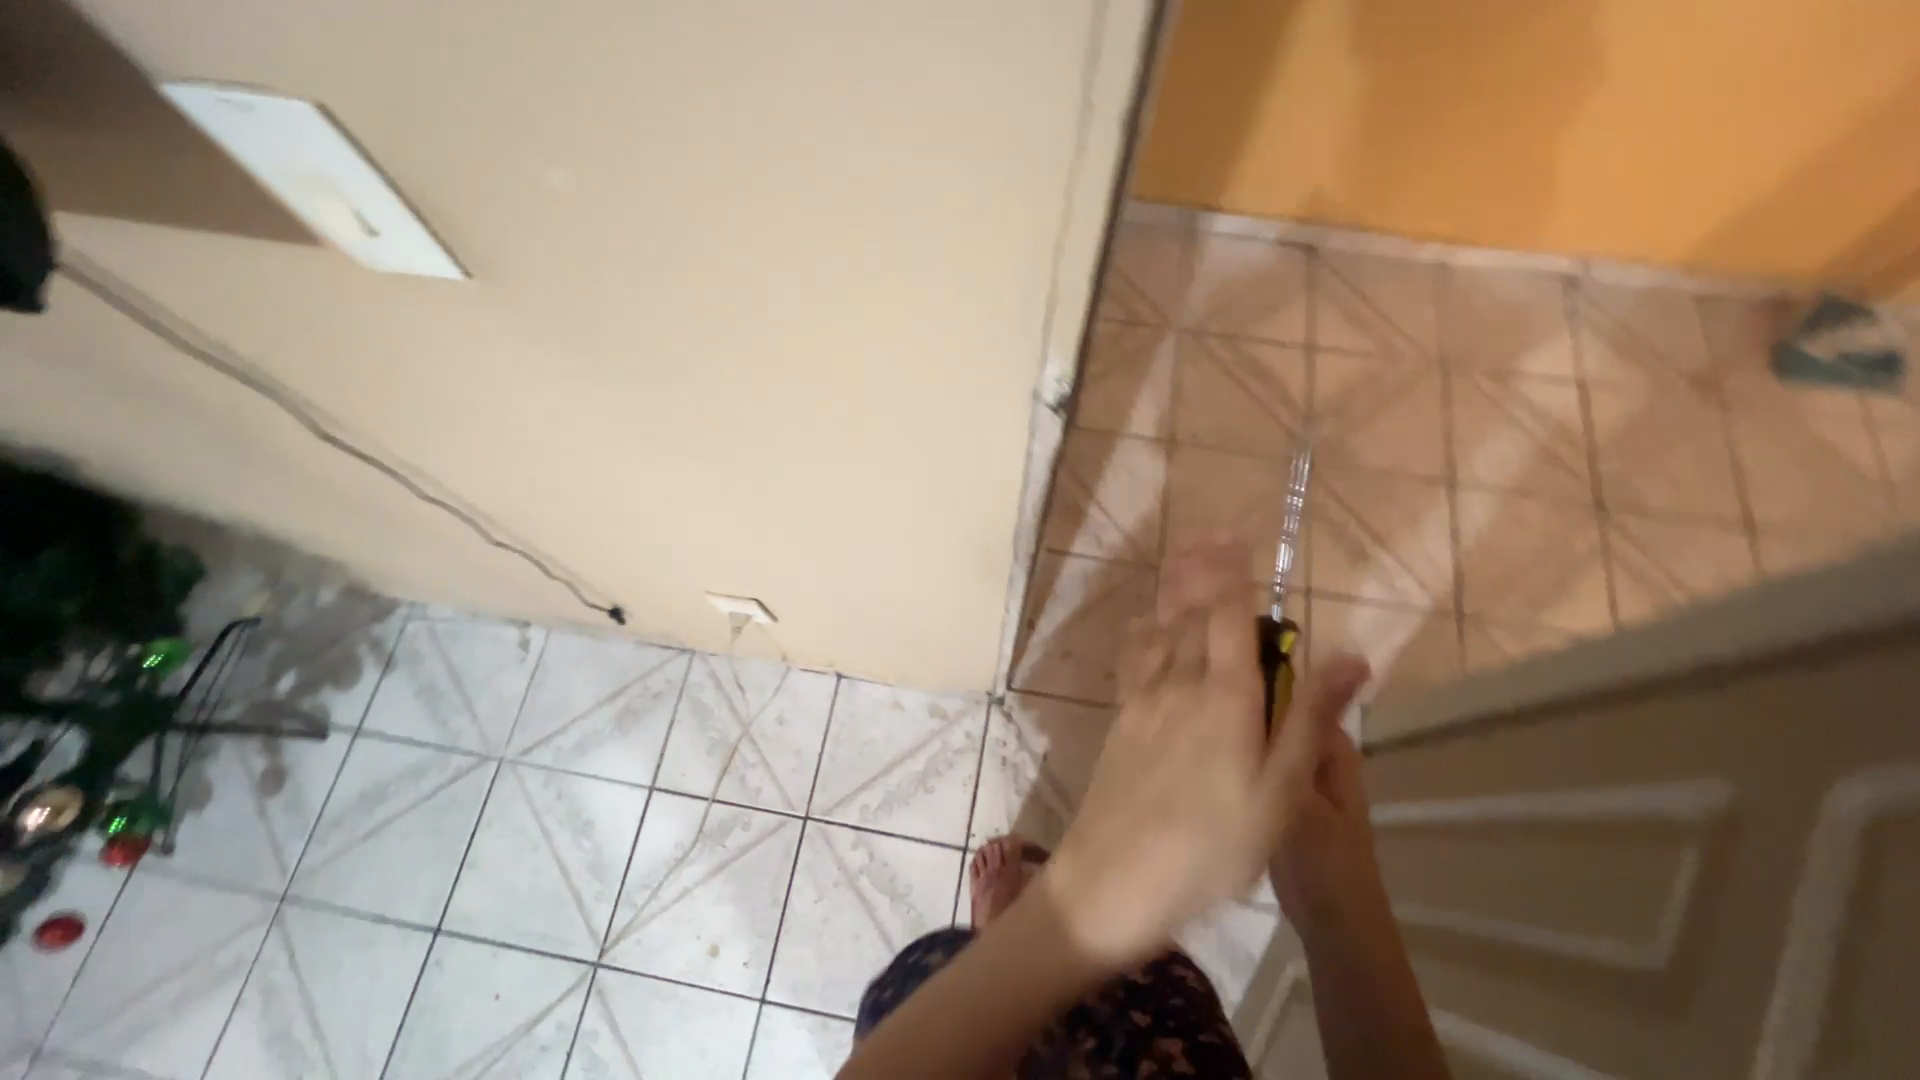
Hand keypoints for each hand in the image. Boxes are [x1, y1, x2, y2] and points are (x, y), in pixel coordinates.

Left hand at [1037, 532, 1364, 965]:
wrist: (1112, 878)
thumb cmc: (1209, 846)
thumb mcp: (1279, 794)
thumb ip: (1310, 720)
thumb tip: (1353, 655)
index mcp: (1223, 696)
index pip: (1228, 614)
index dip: (1234, 572)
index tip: (1240, 537)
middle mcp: (1177, 683)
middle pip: (1189, 610)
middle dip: (1202, 568)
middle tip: (1211, 531)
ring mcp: (1141, 700)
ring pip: (1159, 627)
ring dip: (1173, 588)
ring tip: (1184, 557)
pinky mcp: (1120, 720)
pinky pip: (1135, 656)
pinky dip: (1146, 628)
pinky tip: (1148, 626)